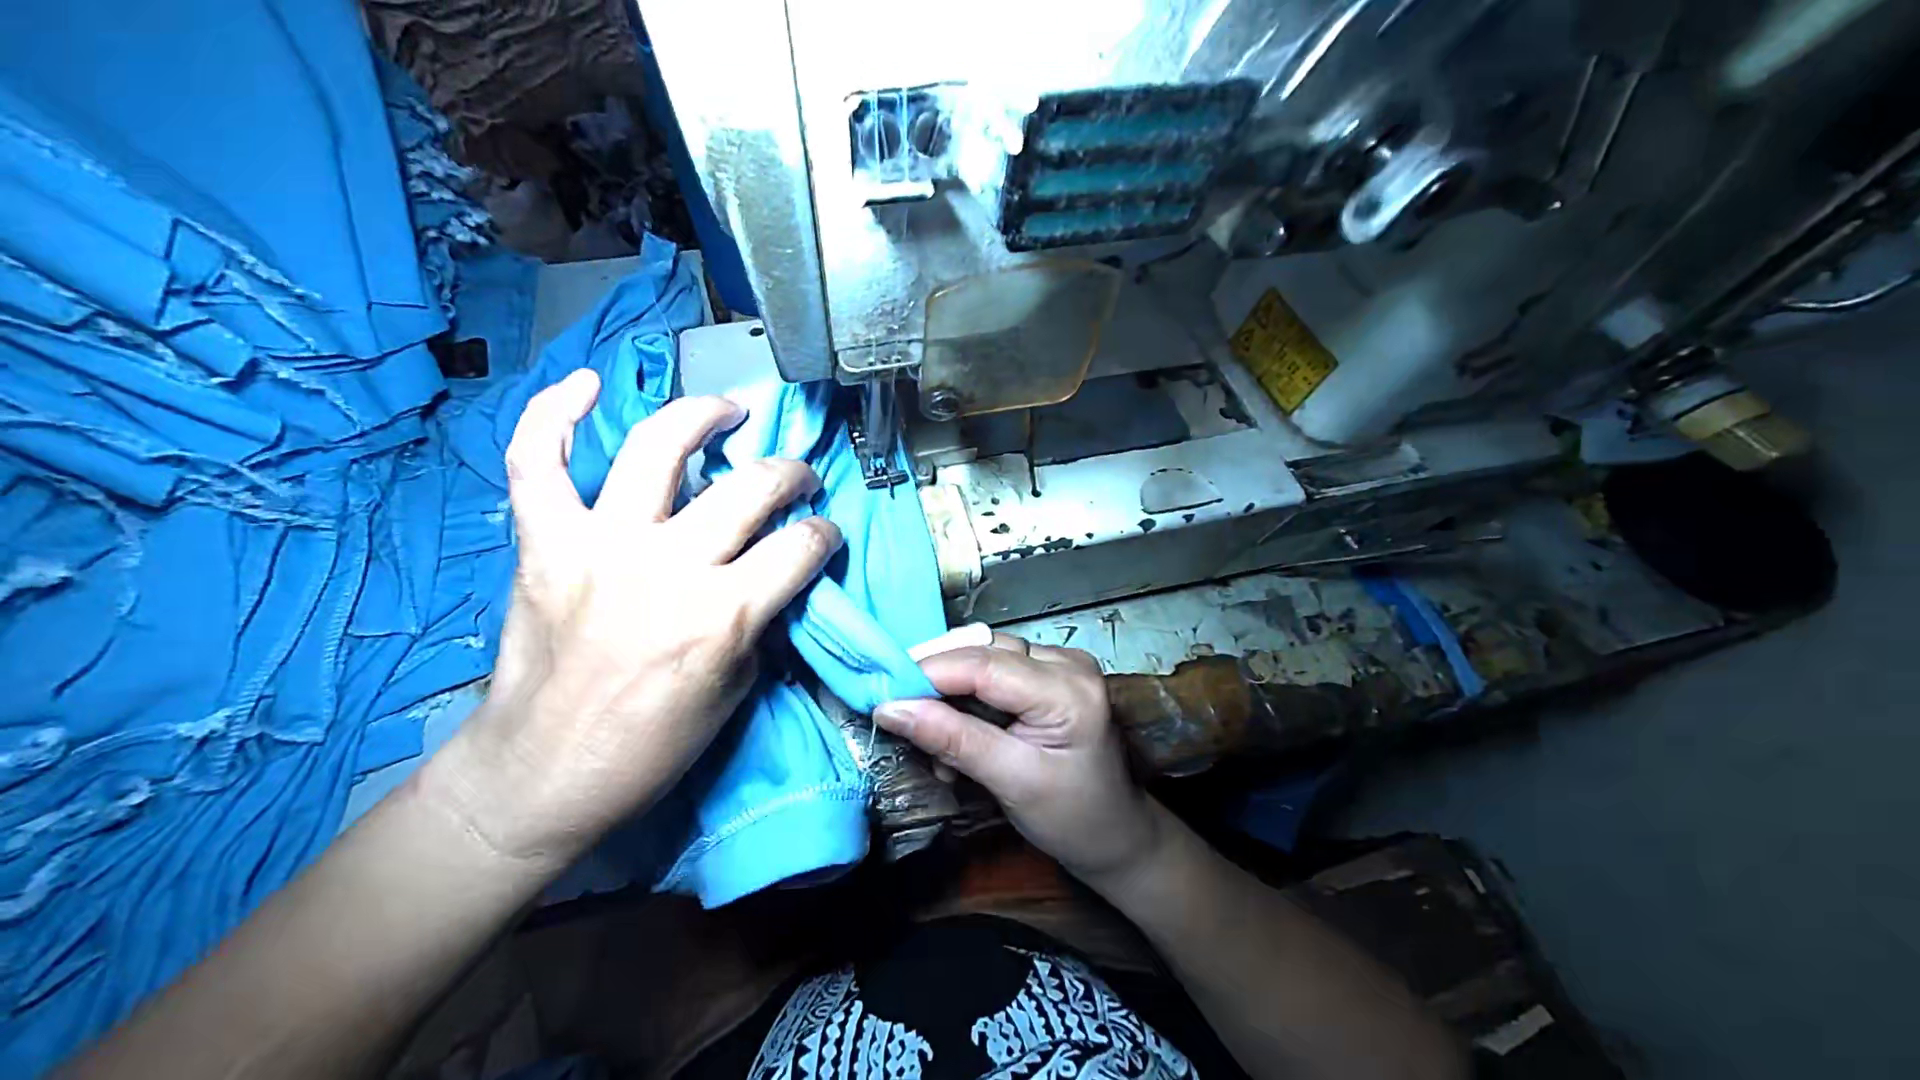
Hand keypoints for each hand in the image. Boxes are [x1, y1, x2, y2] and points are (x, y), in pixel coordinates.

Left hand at [430, 369, 842, 866]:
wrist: (542, 773)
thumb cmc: (651, 745)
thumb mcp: (736, 689)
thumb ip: (758, 619)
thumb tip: (773, 572)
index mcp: (722, 615)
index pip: (799, 548)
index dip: (823, 536)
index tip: (822, 536)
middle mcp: (666, 566)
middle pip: (750, 488)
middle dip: (790, 476)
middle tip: (796, 478)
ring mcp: (598, 545)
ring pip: (658, 449)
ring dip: (704, 416)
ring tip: (728, 409)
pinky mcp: (544, 544)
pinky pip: (535, 463)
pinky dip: (552, 415)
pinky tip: (585, 383)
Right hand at [873, 634, 1162, 882]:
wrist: (1115, 834)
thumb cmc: (1072, 817)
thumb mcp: (1010, 781)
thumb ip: (952, 739)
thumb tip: (890, 708)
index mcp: (1068, 689)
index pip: (984, 664)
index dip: (928, 673)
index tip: (881, 693)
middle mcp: (1066, 662)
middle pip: (982, 650)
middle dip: (933, 677)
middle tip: (895, 707)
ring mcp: (1059, 663)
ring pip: (982, 655)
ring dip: (947, 688)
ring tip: (927, 731)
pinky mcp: (1048, 674)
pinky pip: (993, 668)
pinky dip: (964, 695)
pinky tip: (953, 733)